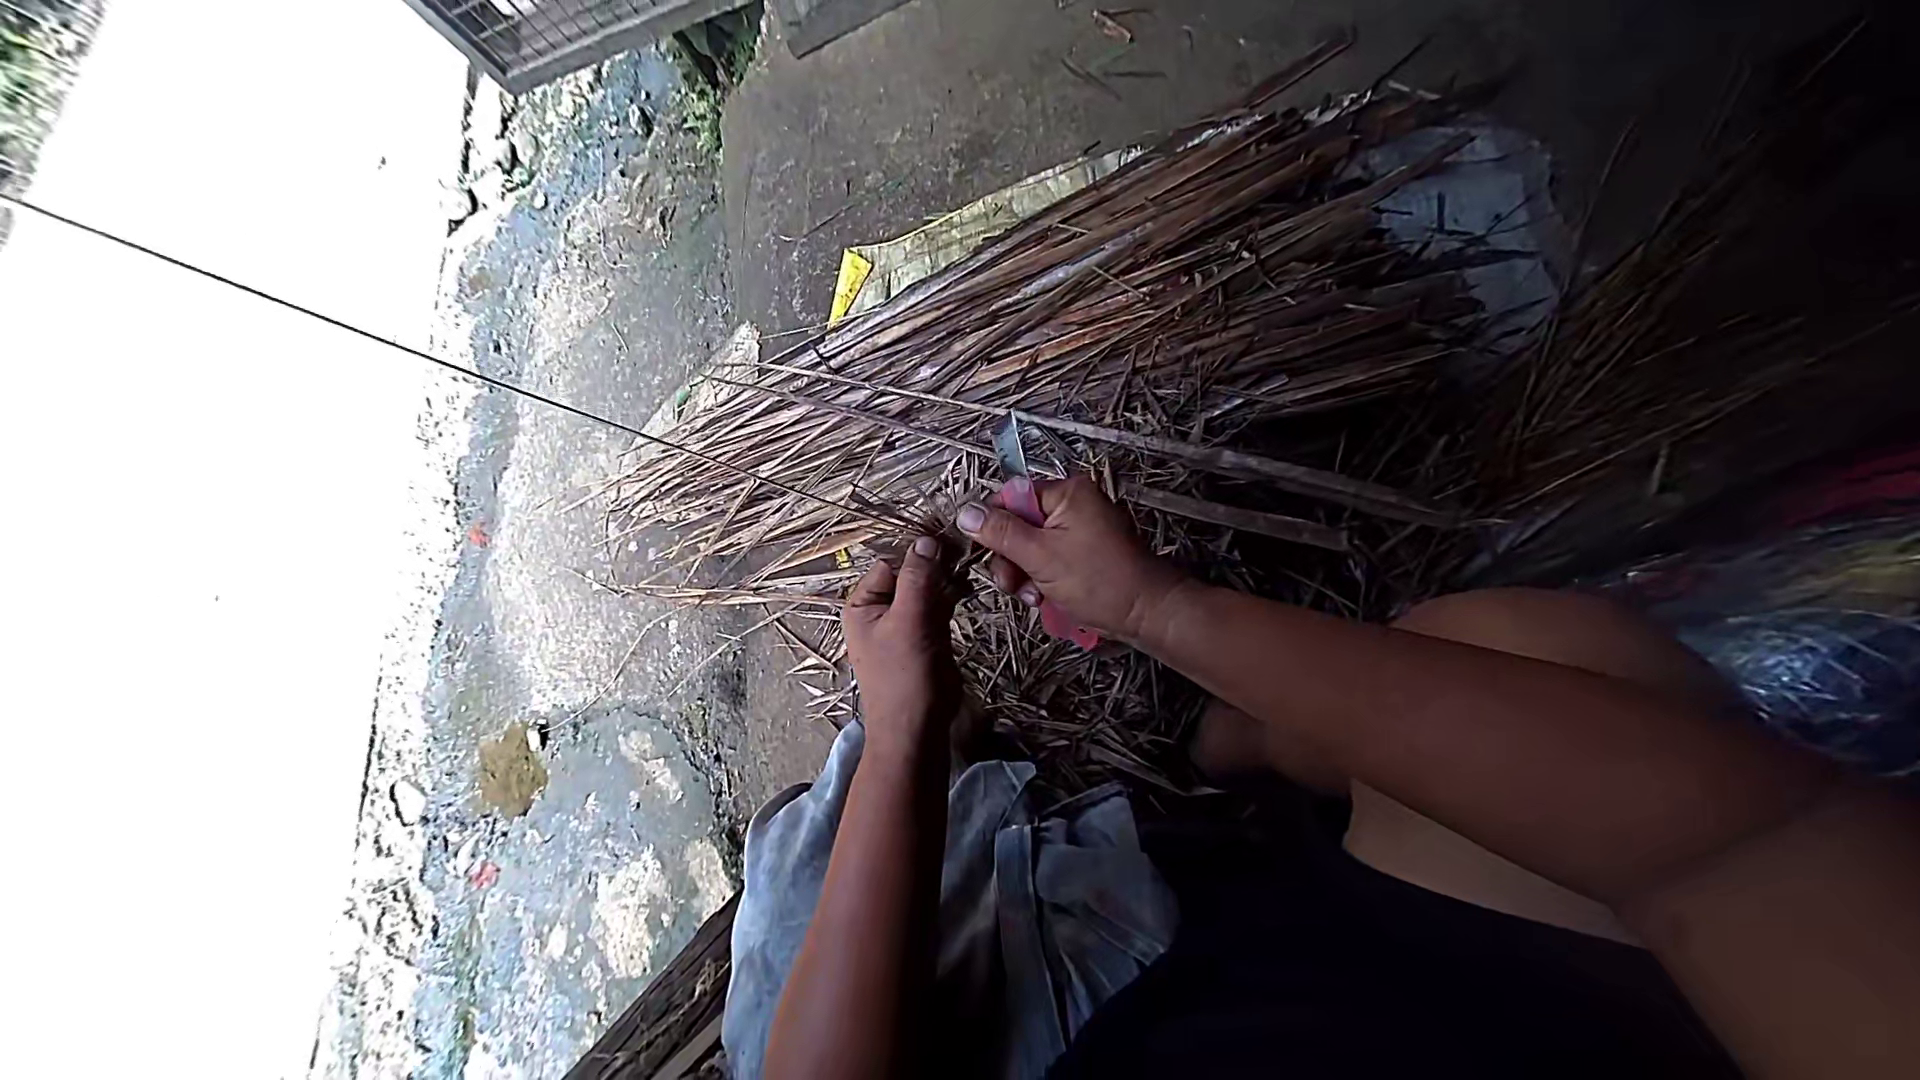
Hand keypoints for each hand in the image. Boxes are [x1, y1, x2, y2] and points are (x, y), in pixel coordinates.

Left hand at [842, 535, 961, 756]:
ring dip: (946, 578)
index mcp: (863, 604)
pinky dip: (952, 595)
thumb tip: (926, 541)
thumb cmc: (903, 678)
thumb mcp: (908, 621)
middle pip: (910, 573)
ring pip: (927, 587)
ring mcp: (905, 622)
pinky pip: (938, 605)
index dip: (917, 552)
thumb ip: (917, 579)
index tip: (946, 540)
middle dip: (935, 564)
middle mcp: (881, 609)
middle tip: (962, 550)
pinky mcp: (927, 634)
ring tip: (967, 566)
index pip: (890, 563)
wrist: (917, 728)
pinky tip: (966, 587)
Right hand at [956, 475, 1187, 642]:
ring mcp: (1079, 531)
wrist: (1145, 614)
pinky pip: (1047, 561)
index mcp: (1067, 493)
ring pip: (1029, 548)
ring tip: (1035, 595)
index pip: (1011, 497)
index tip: (991, 552)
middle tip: (1015, 582)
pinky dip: (1041, 581)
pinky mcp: (1082, 553)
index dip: (995, 526)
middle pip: (1018, 525)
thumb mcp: (1040, 556)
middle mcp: (1073, 506)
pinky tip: (1046, 598)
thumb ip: (1000, 532)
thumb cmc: (1103, 582)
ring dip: (1024, 575)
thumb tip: (967, 513)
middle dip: (1012, 559)